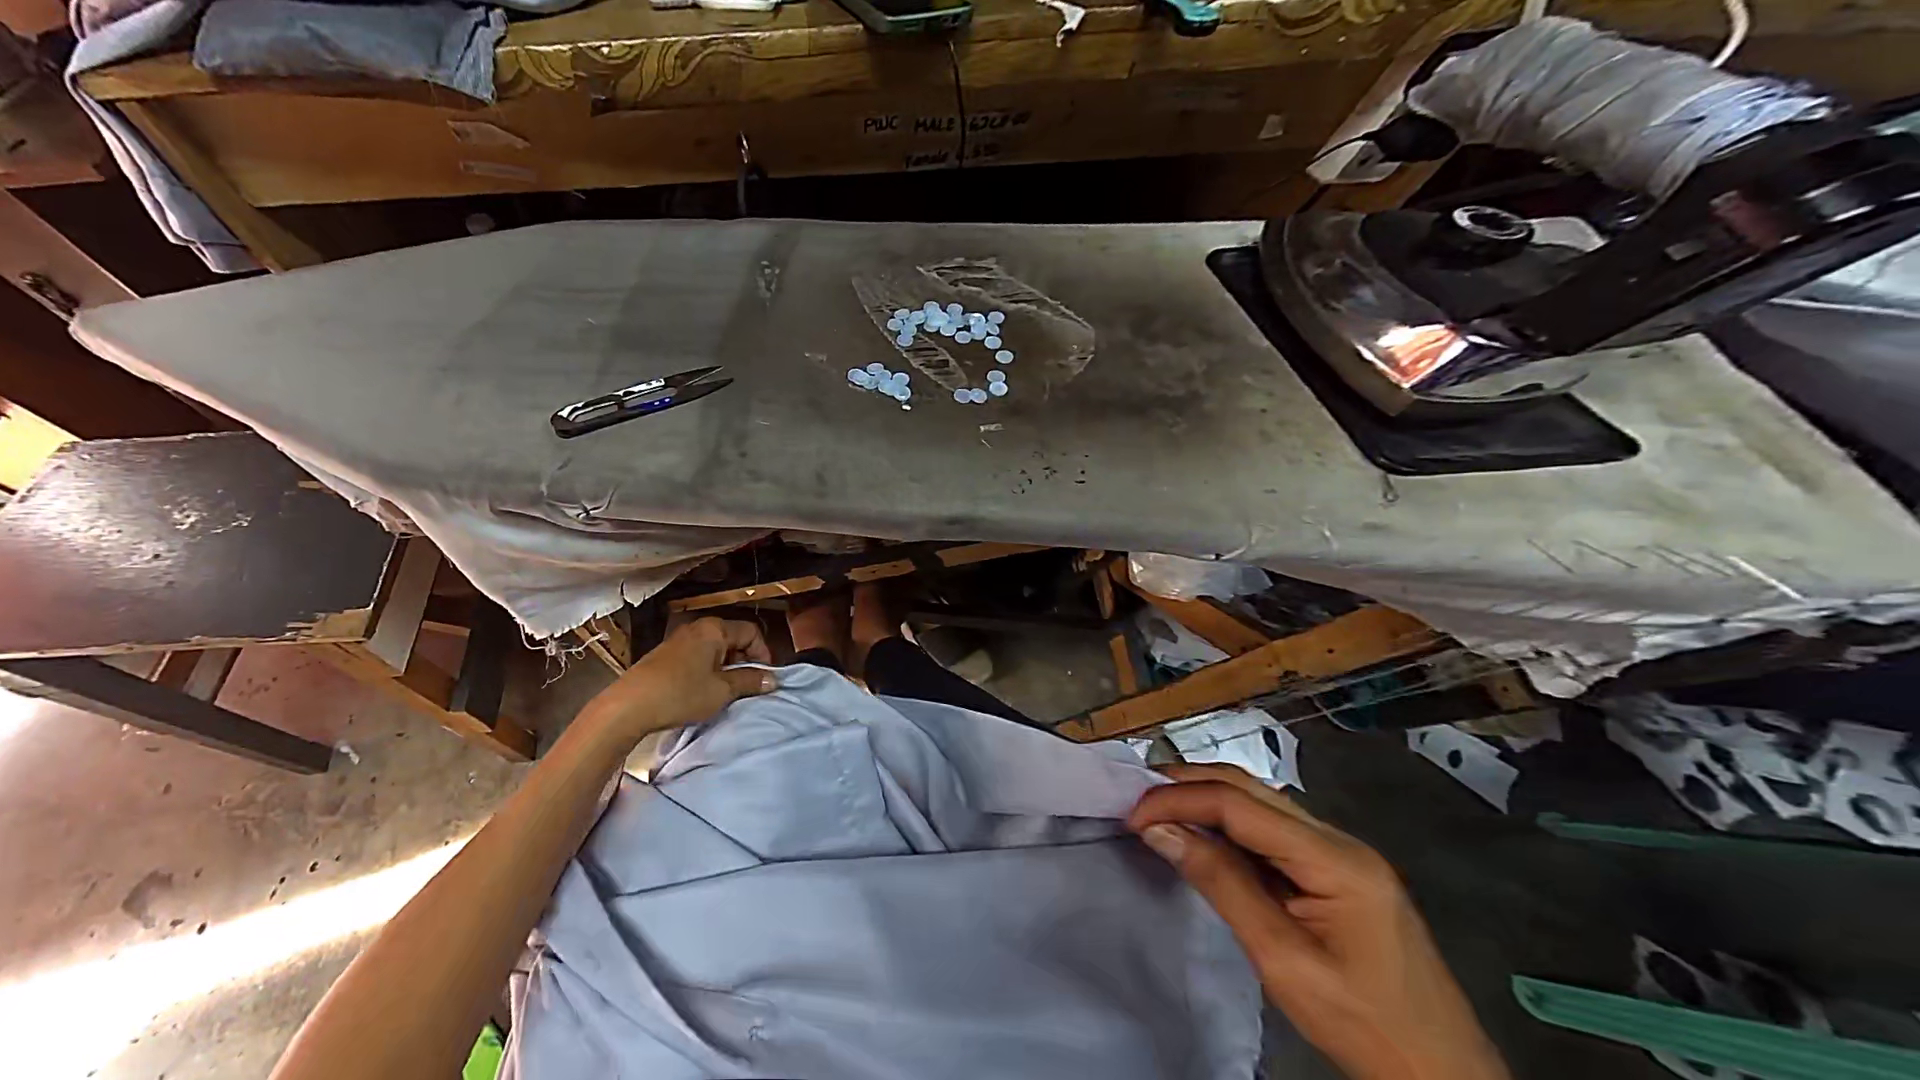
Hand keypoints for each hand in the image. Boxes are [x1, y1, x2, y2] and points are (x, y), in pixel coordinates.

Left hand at [576, 618, 775, 740]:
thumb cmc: (680, 694)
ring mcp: (679, 640)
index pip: (751, 632)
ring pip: (715, 649)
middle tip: (748, 686)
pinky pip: (698, 656)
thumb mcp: (722, 690)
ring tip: (726, 692)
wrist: (628, 706)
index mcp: (714, 629)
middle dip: (745, 661)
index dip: (763, 654)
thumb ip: (750, 681)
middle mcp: (697, 628)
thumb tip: (773, 679)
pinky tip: (704, 691)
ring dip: (726, 668)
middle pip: (733, 638)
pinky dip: (708, 670)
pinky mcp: (666, 655)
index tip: (764, 677)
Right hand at [1128, 764, 1507, 1079]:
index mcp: (1334, 857)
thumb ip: (1222, 884)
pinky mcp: (1339, 871)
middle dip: (1189, 785)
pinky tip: (1205, 838)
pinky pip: (1274, 832)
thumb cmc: (1363, 1024)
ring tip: (1160, 812)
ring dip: (1207, 801)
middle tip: (1137, 799)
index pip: (1239, 803)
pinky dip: (1231, 827)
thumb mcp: (1282, 960)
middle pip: (1251, 789)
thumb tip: (1161, 831)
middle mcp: (1339, 840)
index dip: (1179, 800)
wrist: (1442, 1075)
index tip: (1132, 816)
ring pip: (1261, 804)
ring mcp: (1342, 854)